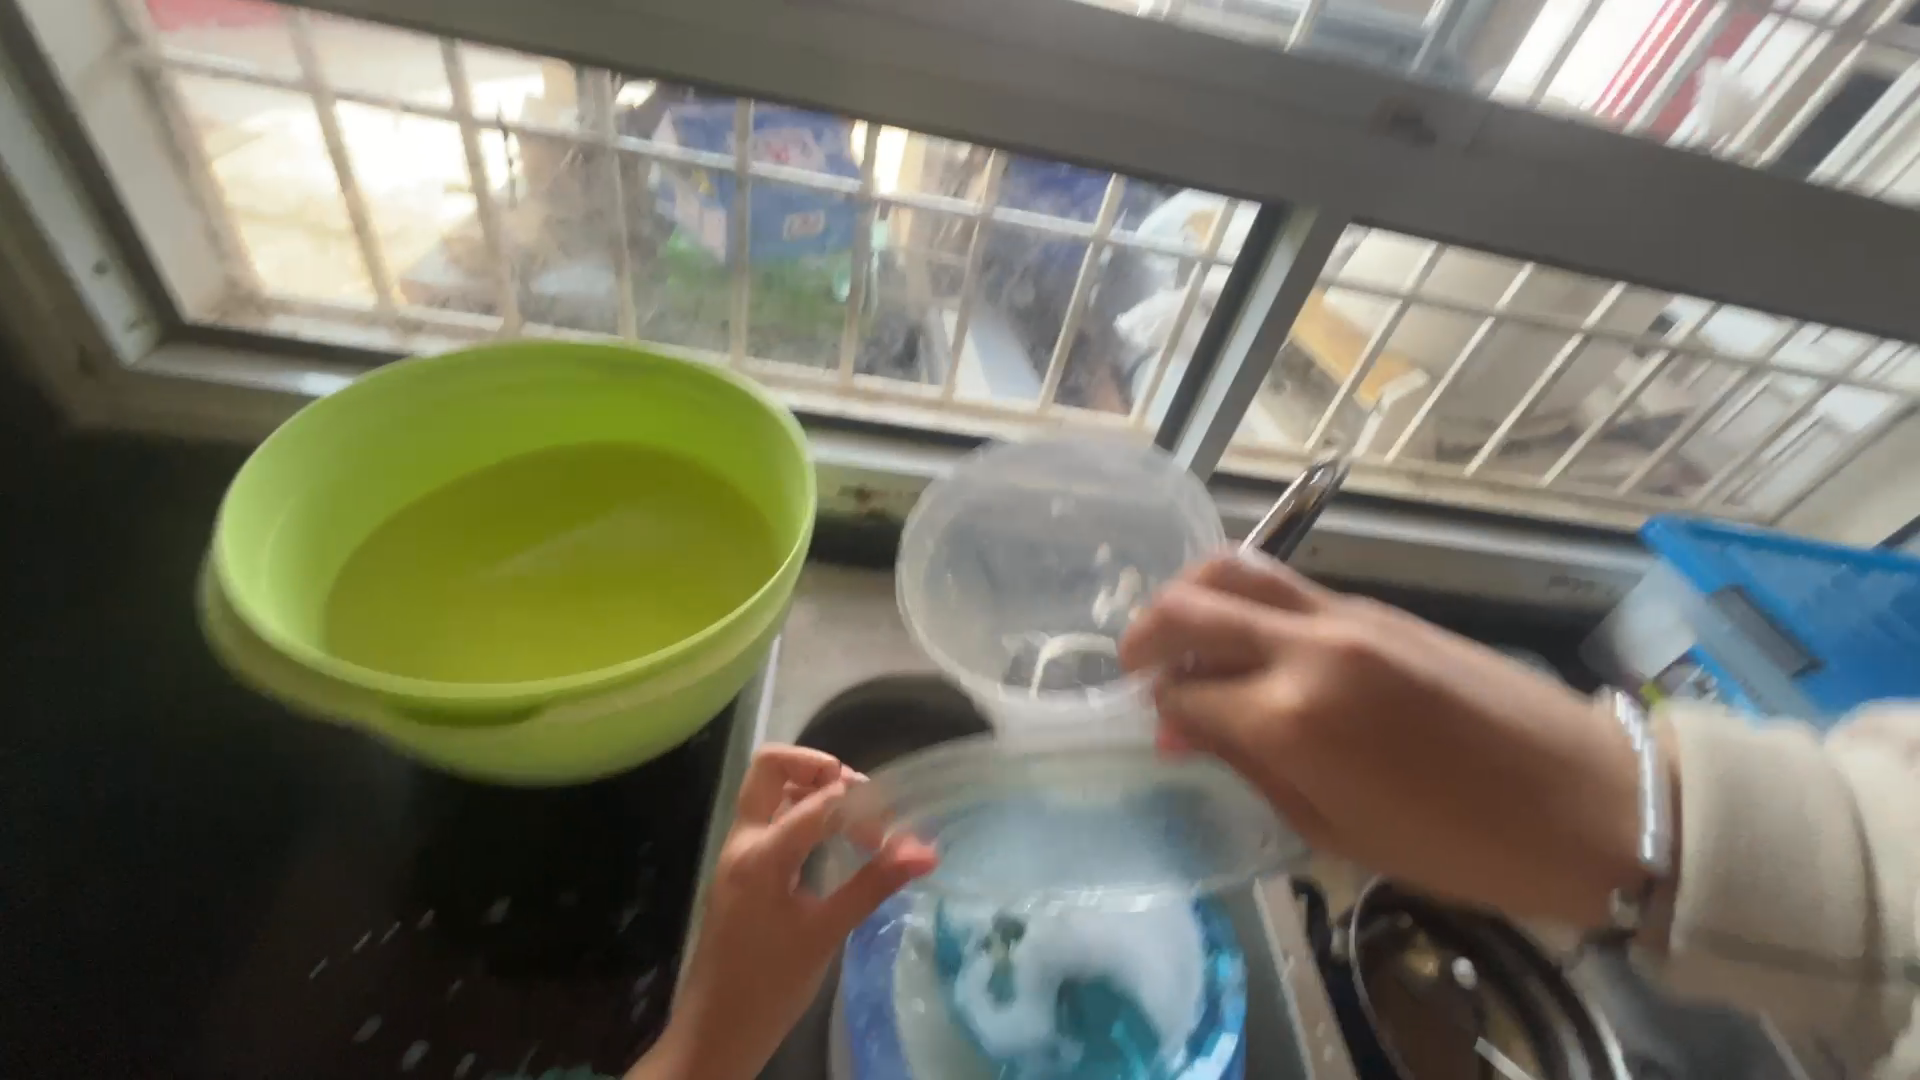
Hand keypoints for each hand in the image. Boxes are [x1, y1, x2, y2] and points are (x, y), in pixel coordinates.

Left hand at [635, 746, 936, 1079]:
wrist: (713, 1036)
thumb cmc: (769, 987)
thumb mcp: (826, 934)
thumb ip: (874, 885)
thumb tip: (926, 852)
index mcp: (760, 856)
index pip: (815, 804)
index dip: (858, 802)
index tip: (890, 821)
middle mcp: (743, 841)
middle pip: (769, 767)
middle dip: (816, 766)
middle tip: (856, 792)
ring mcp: (737, 852)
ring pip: (767, 788)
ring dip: (807, 783)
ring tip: (850, 811)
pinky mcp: (741, 866)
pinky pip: (768, 815)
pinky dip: (800, 808)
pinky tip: (829, 835)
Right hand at [1120, 552, 1662, 928]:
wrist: (1593, 799)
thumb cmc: (1457, 844)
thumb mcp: (1332, 827)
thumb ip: (1243, 764)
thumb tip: (1176, 730)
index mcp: (1291, 719)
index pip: (1183, 692)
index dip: (1156, 708)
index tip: (1153, 723)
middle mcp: (1305, 649)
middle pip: (1189, 607)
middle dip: (1144, 634)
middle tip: (1135, 665)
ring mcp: (1340, 615)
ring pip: (1231, 570)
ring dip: (1186, 595)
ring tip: (1177, 632)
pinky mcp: (1371, 605)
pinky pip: (1279, 583)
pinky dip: (1237, 599)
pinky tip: (1243, 638)